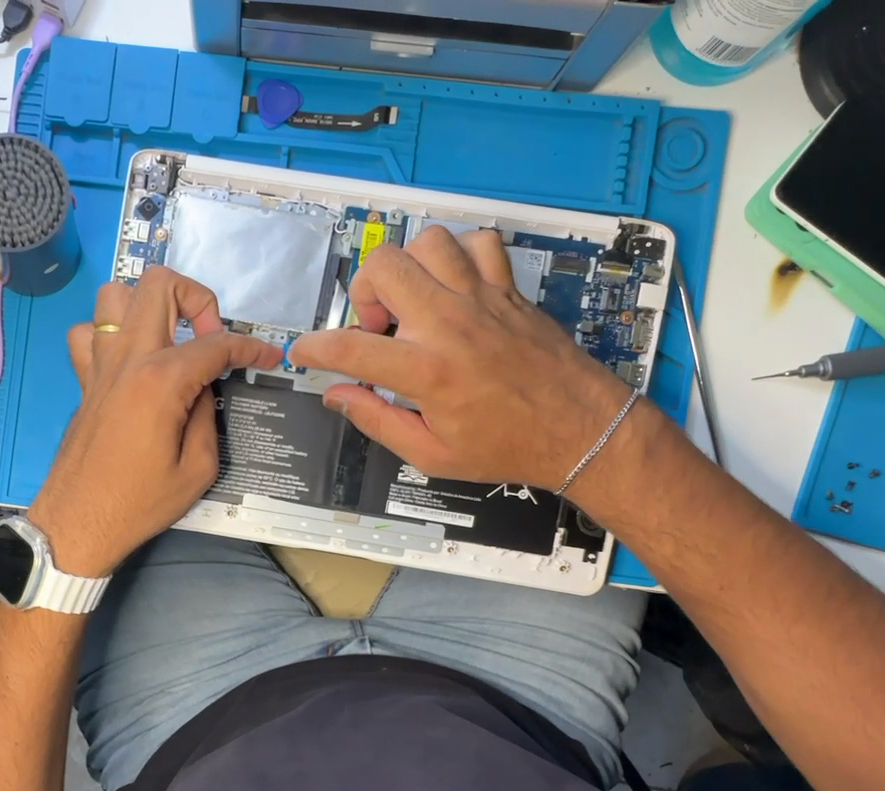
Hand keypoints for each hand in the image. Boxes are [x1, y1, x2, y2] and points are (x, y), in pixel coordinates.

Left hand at [27, 267, 281, 577]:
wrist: (79, 523)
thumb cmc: (140, 503)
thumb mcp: (198, 469)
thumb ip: (208, 419)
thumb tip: (204, 391)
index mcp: (162, 381)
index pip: (216, 344)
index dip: (250, 348)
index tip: (268, 358)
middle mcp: (128, 359)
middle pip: (160, 285)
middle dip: (197, 299)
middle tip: (209, 339)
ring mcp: (100, 365)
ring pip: (115, 295)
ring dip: (148, 307)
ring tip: (168, 340)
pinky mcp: (83, 380)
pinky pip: (88, 333)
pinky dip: (109, 334)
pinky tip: (128, 361)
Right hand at [287, 226, 635, 491]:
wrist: (580, 431)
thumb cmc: (506, 447)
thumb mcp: (431, 454)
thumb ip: (376, 421)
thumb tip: (337, 396)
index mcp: (427, 371)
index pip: (350, 347)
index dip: (314, 348)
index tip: (304, 353)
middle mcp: (450, 324)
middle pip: (384, 268)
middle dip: (363, 294)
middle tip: (377, 327)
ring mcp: (482, 300)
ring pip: (428, 243)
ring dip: (408, 268)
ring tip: (413, 303)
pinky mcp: (508, 290)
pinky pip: (478, 242)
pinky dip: (458, 255)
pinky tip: (453, 287)